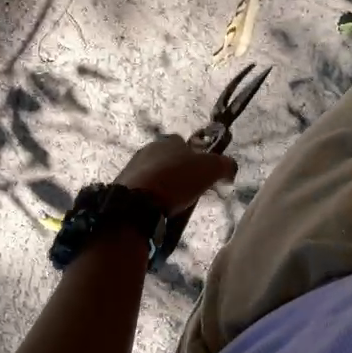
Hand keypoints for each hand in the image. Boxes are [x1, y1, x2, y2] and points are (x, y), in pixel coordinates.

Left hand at [113, 135, 237, 215]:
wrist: (135, 205)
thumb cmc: (176, 180)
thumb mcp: (211, 169)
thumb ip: (225, 165)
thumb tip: (231, 168)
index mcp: (169, 140)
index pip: (186, 144)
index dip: (197, 159)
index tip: (203, 176)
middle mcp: (148, 149)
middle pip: (170, 161)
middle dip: (180, 175)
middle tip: (190, 193)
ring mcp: (131, 169)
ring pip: (155, 177)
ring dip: (164, 188)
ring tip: (173, 207)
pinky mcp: (120, 189)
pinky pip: (141, 193)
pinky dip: (150, 200)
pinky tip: (156, 212)